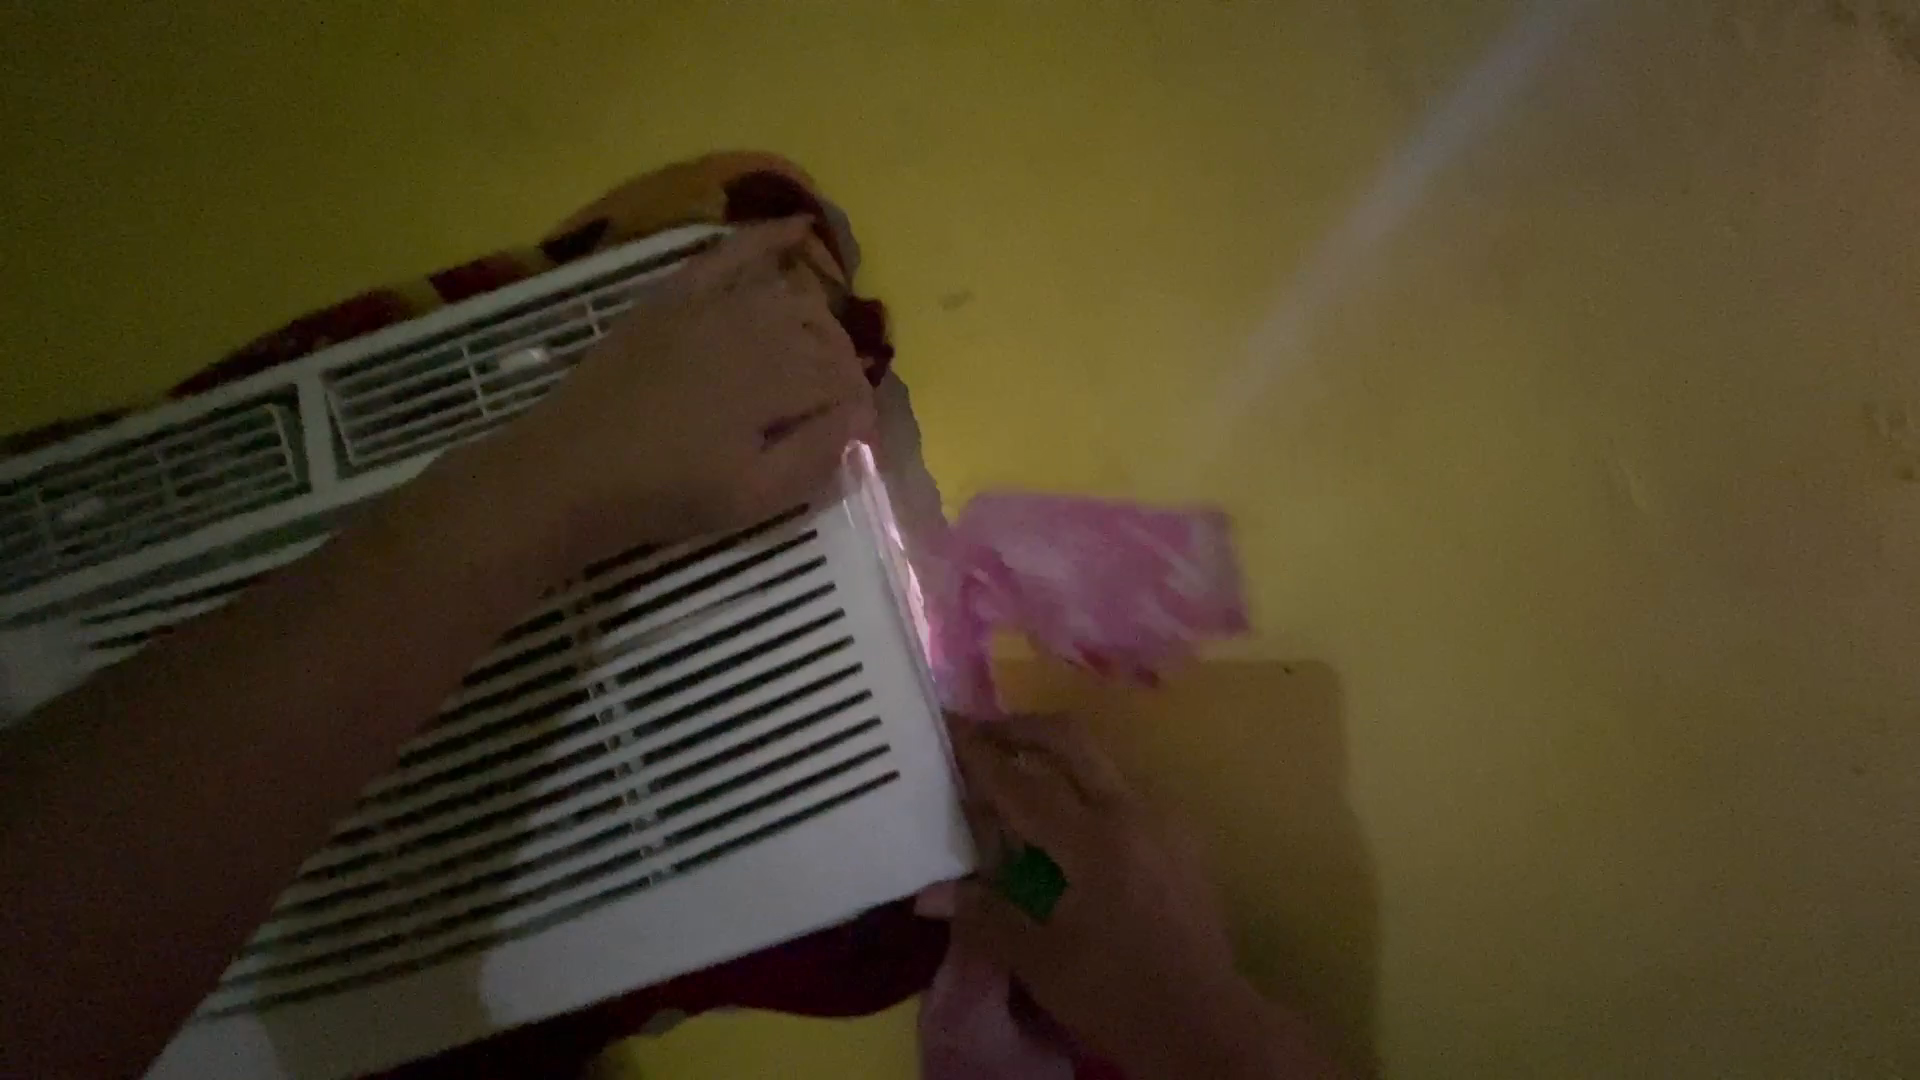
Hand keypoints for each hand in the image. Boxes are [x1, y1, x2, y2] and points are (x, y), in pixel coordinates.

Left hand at [473, 217, 875, 568]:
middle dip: (844, 372)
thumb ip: (818, 453)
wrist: (571, 472)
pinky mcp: (675, 297)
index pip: (845, 381)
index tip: (856, 440)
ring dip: (819, 323)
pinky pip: (729, 253)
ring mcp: (709, 304)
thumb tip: (861, 415)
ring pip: (790, 297)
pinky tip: (797, 228)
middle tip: (837, 411)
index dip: (859, 411)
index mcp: (773, 381)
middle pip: (824, 336)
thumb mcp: (756, 496)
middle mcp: (750, 328)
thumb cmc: (668, 494)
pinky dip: (766, 238)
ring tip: (820, 358)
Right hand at [948, 715, 1345, 1079]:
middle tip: (984, 734)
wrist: (1211, 1026)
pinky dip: (1083, 781)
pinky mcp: (1179, 832)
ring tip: (1020, 770)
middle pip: (1070, 740)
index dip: (981, 755)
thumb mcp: (1043, 964)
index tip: (951, 727)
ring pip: (1099, 758)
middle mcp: (1130, 812)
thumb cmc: (1119, 996)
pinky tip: (1069, 816)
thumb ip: (986, 916)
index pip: (1024, 784)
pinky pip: (1120, 785)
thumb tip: (927, 893)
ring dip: (1054, 751)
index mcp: (1093, 841)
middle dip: (1021, 727)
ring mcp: (1161, 817)